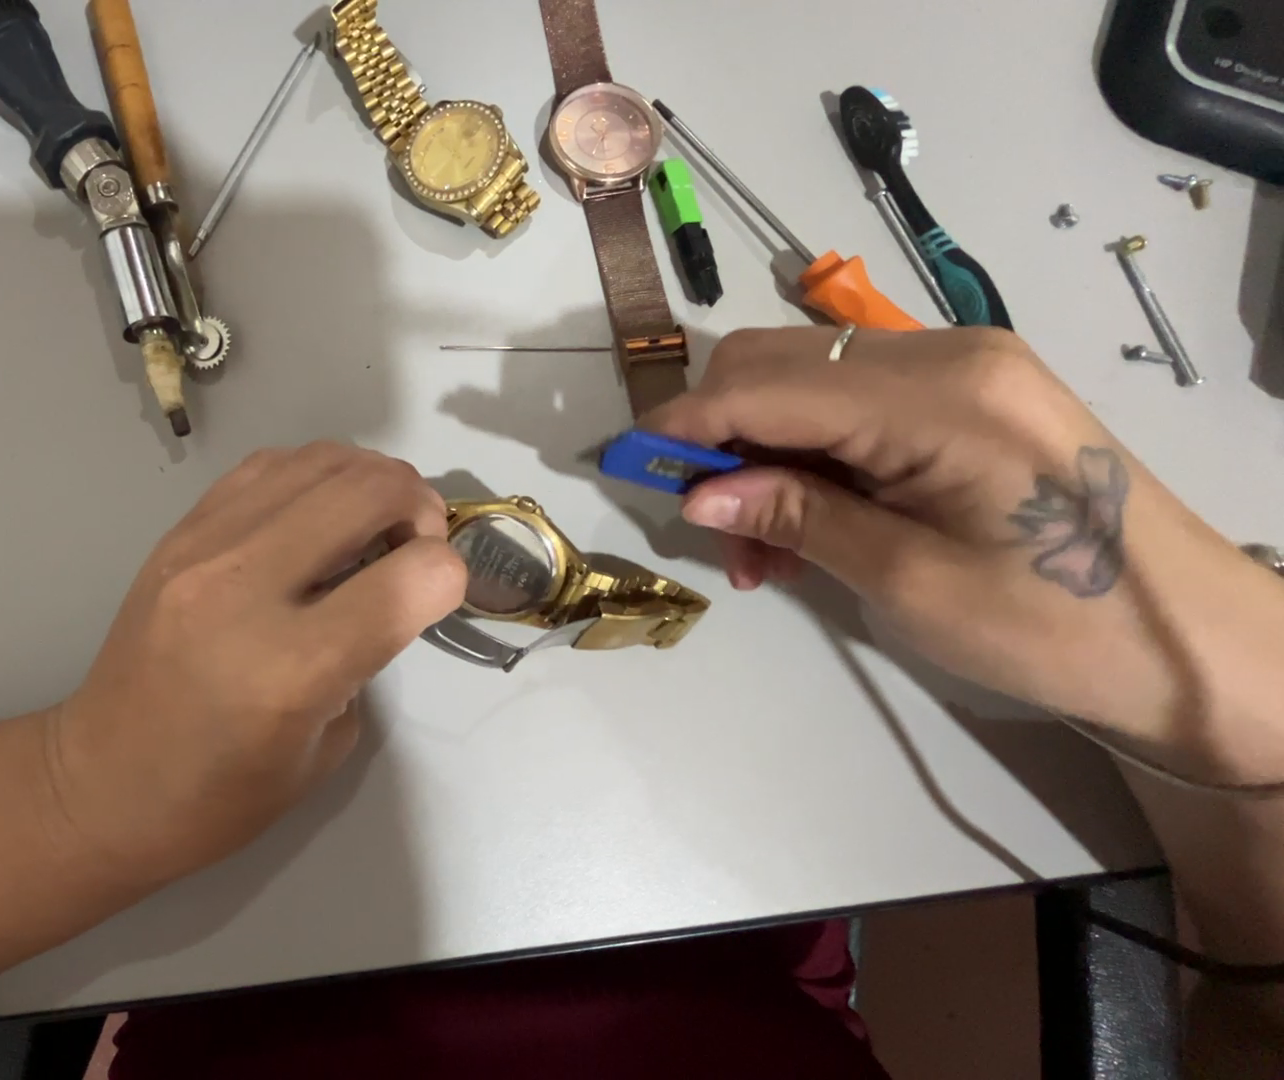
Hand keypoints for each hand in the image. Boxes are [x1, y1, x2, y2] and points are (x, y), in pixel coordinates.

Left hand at [46, 443, 465, 885]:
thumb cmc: (219, 796)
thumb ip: (368, 657)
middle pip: (368, 489)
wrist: (101, 782)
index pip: (414, 578)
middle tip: (416, 540)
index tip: (438, 593)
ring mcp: (202, 548)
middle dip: (418, 503)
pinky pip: (264, 466)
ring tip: (372, 517)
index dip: (449, 574)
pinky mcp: (177, 533)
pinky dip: (312, 474)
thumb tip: (388, 587)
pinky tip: (316, 511)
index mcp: (292, 667)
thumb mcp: (325, 750)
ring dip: (369, 477)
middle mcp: (245, 588)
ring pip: (317, 460)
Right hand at [647, 327, 1283, 780]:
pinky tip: (796, 523)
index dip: (686, 423)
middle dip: (715, 434)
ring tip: (754, 548)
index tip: (626, 463)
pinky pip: (841, 404)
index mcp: (940, 398)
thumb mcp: (906, 580)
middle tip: (698, 517)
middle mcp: (945, 355)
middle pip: (775, 361)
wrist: (1194, 645)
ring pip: (798, 382)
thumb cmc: (1054, 623)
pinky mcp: (958, 394)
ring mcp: (955, 368)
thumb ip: (796, 518)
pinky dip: (797, 457)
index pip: (769, 385)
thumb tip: (696, 496)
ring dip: (752, 454)